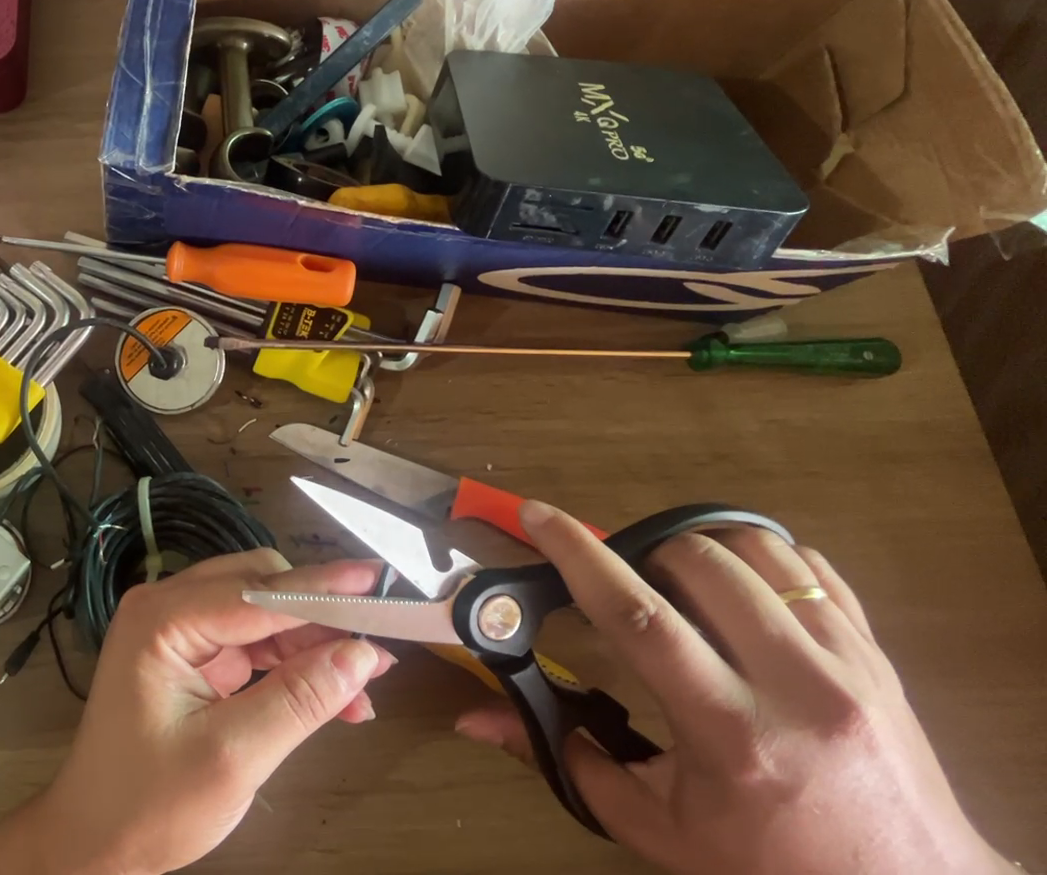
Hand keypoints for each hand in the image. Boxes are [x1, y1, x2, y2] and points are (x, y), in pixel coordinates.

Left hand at [0, 550, 396, 874]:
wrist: (94, 838)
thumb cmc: (150, 802)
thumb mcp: (232, 756)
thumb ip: (298, 699)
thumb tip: (361, 654)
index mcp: (162, 619)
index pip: (256, 591)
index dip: (321, 588)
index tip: (378, 580)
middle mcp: (167, 608)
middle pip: (259, 587)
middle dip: (318, 612)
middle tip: (377, 643)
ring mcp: (177, 629)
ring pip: (261, 612)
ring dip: (310, 640)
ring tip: (367, 680)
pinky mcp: (189, 654)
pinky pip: (251, 642)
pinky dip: (291, 662)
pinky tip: (334, 694)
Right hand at [456, 502, 1010, 874]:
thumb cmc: (767, 866)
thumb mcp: (655, 828)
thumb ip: (562, 760)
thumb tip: (472, 719)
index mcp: (731, 734)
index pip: (639, 618)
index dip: (578, 556)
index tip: (537, 515)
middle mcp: (797, 688)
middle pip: (700, 564)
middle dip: (644, 553)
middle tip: (626, 582)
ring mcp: (851, 666)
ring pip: (760, 551)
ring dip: (699, 550)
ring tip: (678, 583)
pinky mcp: (882, 657)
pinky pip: (813, 568)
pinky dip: (761, 560)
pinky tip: (738, 590)